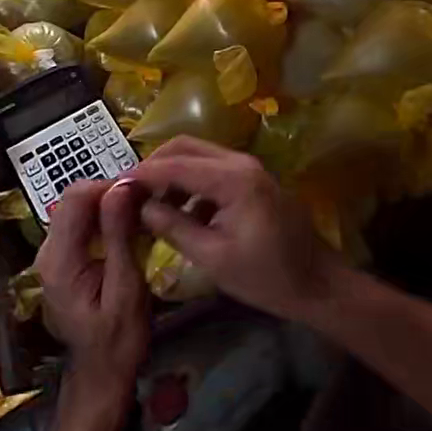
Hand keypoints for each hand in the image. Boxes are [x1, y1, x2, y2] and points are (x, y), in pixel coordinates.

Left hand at [35, 180, 148, 388]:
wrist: (101, 375)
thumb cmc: (118, 339)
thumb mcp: (126, 288)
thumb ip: (120, 235)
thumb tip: (122, 187)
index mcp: (60, 259)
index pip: (76, 197)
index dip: (109, 186)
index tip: (142, 192)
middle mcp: (48, 251)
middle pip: (73, 199)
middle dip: (110, 192)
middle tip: (144, 201)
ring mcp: (52, 255)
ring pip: (77, 208)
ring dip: (108, 204)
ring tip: (139, 212)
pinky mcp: (61, 259)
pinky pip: (80, 223)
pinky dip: (103, 217)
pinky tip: (126, 227)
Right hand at [124, 138, 347, 321]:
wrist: (318, 283)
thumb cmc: (267, 277)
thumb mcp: (213, 257)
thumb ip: (173, 227)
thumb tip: (139, 207)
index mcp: (232, 179)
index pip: (175, 164)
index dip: (141, 174)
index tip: (114, 187)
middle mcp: (240, 162)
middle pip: (185, 147)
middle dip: (154, 166)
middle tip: (130, 194)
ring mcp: (248, 168)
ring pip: (198, 155)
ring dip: (171, 174)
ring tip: (149, 206)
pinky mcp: (251, 179)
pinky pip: (211, 169)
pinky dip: (190, 183)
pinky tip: (179, 213)